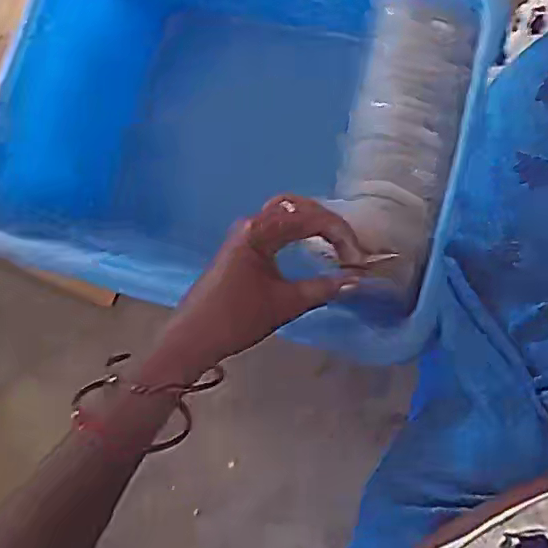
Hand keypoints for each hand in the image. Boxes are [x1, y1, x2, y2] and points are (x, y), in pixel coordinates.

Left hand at [166, 194, 366, 364]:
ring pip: (288, 211)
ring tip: (336, 243)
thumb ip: (323, 288)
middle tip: (350, 248)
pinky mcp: (243, 244)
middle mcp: (253, 223)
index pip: (311, 218)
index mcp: (261, 232)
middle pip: (300, 206)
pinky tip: (313, 243)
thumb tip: (356, 280)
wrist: (190, 340)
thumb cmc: (235, 320)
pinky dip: (301, 228)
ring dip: (315, 222)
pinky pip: (278, 223)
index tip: (357, 260)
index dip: (341, 235)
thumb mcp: (285, 304)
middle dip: (331, 223)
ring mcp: (245, 232)